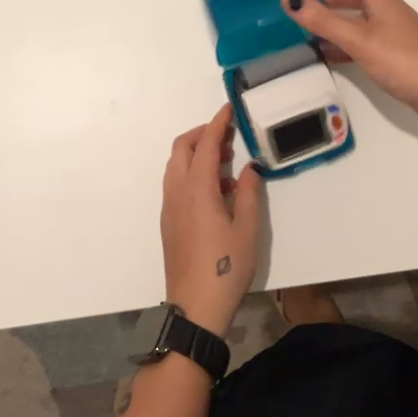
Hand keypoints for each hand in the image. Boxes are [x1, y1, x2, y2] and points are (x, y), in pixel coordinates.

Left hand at [161, 105, 263, 335]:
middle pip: (181, 148)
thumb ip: (248, 193)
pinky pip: (176, 184)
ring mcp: (169, 207)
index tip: (228, 109)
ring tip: (226, 163)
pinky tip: (215, 190)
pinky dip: (192, 173)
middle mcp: (177, 192)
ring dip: (196, 154)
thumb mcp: (248, 229)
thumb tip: (248, 168)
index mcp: (197, 189)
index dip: (217, 123)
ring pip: (176, 166)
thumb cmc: (226, 267)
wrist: (195, 306)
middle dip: (202, 134)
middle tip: (227, 136)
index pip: (205, 144)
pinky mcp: (168, 222)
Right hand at [282, 0, 417, 126]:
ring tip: (314, 35)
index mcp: (383, 2)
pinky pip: (367, 43)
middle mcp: (391, 14)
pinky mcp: (400, 58)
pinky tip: (335, 59)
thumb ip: (323, 20)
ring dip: (340, 24)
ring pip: (363, 22)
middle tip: (311, 8)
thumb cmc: (402, 60)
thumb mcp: (358, 39)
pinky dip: (349, 45)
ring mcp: (397, 36)